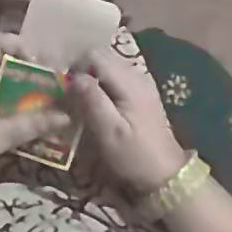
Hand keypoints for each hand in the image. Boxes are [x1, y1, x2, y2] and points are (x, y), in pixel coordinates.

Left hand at [0, 33, 72, 178]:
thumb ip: (31, 125)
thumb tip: (65, 116)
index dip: (19, 44)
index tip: (37, 63)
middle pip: (1, 57)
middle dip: (26, 66)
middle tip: (47, 82)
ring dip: (18, 83)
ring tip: (40, 97)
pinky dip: (8, 96)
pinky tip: (22, 113)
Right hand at [67, 49, 189, 194]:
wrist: (165, 175)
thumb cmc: (134, 156)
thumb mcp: (108, 131)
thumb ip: (92, 100)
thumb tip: (74, 77)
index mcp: (129, 83)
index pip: (93, 56)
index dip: (75, 68)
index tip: (65, 91)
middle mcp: (137, 76)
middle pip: (101, 57)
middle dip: (82, 72)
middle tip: (71, 97)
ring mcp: (141, 83)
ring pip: (107, 66)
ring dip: (91, 79)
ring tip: (82, 102)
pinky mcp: (141, 93)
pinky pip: (115, 78)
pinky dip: (102, 85)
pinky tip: (98, 105)